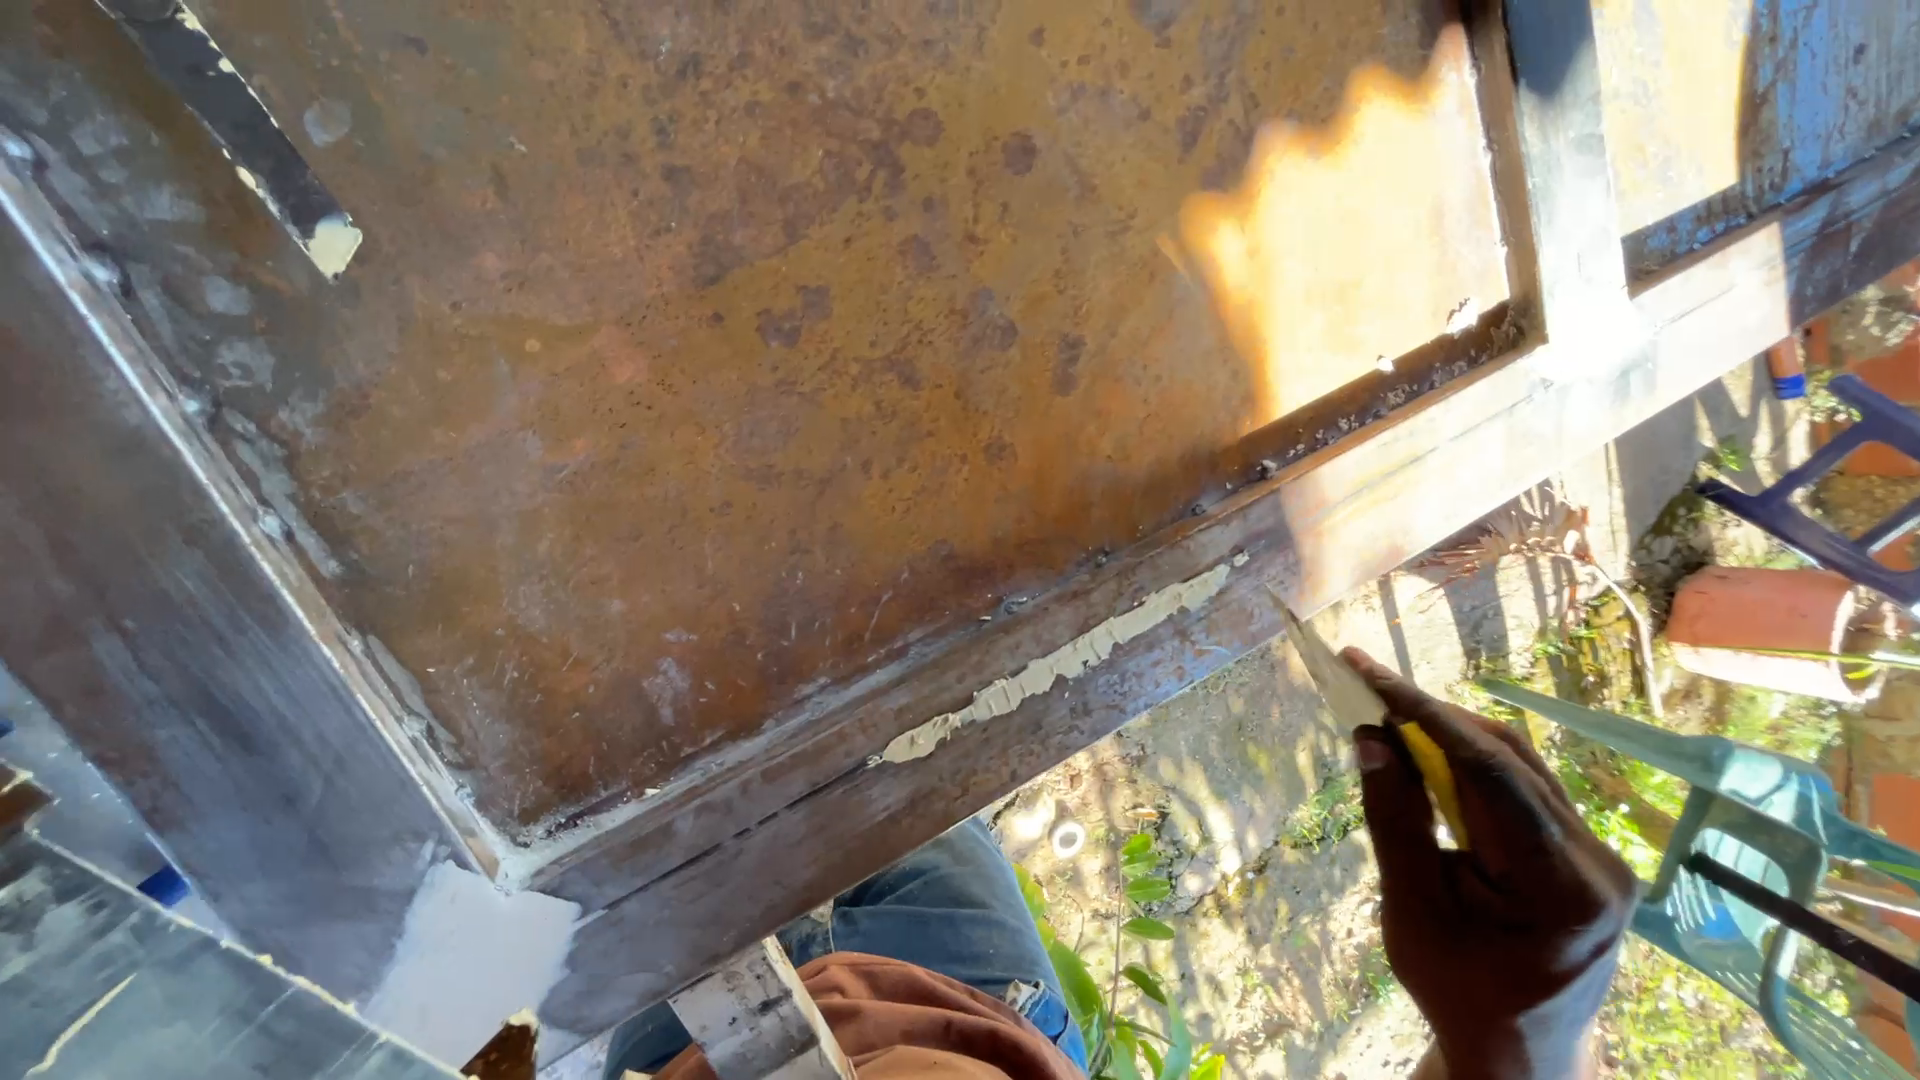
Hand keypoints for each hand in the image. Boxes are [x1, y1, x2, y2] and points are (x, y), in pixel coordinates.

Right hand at [1341, 648, 1637, 1079]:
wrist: (1518, 1052)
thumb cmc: (1455, 987)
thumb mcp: (1411, 907)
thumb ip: (1395, 818)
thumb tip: (1371, 736)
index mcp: (1562, 884)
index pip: (1489, 769)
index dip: (1423, 712)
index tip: (1368, 671)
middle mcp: (1599, 861)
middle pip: (1509, 758)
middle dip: (1433, 716)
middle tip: (1368, 686)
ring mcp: (1601, 858)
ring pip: (1520, 767)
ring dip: (1452, 736)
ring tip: (1390, 715)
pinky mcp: (1587, 859)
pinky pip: (1526, 790)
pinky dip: (1472, 765)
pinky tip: (1430, 758)